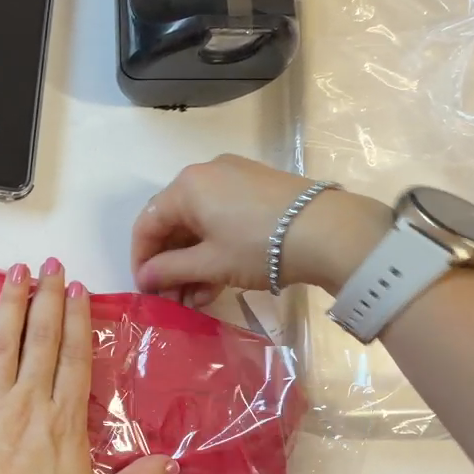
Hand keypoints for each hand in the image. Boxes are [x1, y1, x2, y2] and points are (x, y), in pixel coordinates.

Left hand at [0, 260, 177, 473]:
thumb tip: (175, 463)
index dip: (78, 320)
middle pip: (41, 339)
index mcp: (63, 418)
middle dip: (46, 298)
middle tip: (50, 264)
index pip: (75, 357)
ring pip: (2, 344)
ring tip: (13, 272)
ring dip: (8, 305)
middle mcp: (28, 400)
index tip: (78, 288)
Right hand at [131, 154, 391, 304]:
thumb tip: (144, 278)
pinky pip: (222, 220)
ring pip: (199, 226)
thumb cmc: (258, 246)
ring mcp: (236, 179)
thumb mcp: (209, 263)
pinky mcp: (259, 190)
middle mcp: (207, 174)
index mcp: (187, 186)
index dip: (141, 261)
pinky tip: (217, 282)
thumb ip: (168, 270)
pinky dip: (214, 250)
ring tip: (196, 298)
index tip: (146, 291)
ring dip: (192, 264)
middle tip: (172, 299)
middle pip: (173, 225)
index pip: (147, 224)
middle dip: (169, 266)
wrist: (332, 232)